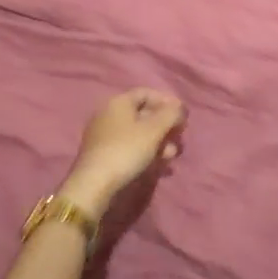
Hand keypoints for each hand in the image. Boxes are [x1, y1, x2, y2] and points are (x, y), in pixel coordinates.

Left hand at [57, 89, 185, 216]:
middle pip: (143, 114)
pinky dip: (145, 152)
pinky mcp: (104, 155)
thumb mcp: (154, 130)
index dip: (167, 102)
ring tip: (171, 156)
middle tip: (179, 138)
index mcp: (118, 102)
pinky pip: (130, 147)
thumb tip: (180, 108)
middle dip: (165, 126)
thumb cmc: (126, 150)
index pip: (146, 93)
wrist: (94, 185)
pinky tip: (158, 166)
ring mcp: (104, 136)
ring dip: (158, 142)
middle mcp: (109, 114)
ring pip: (138, 133)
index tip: (183, 116)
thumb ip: (171, 114)